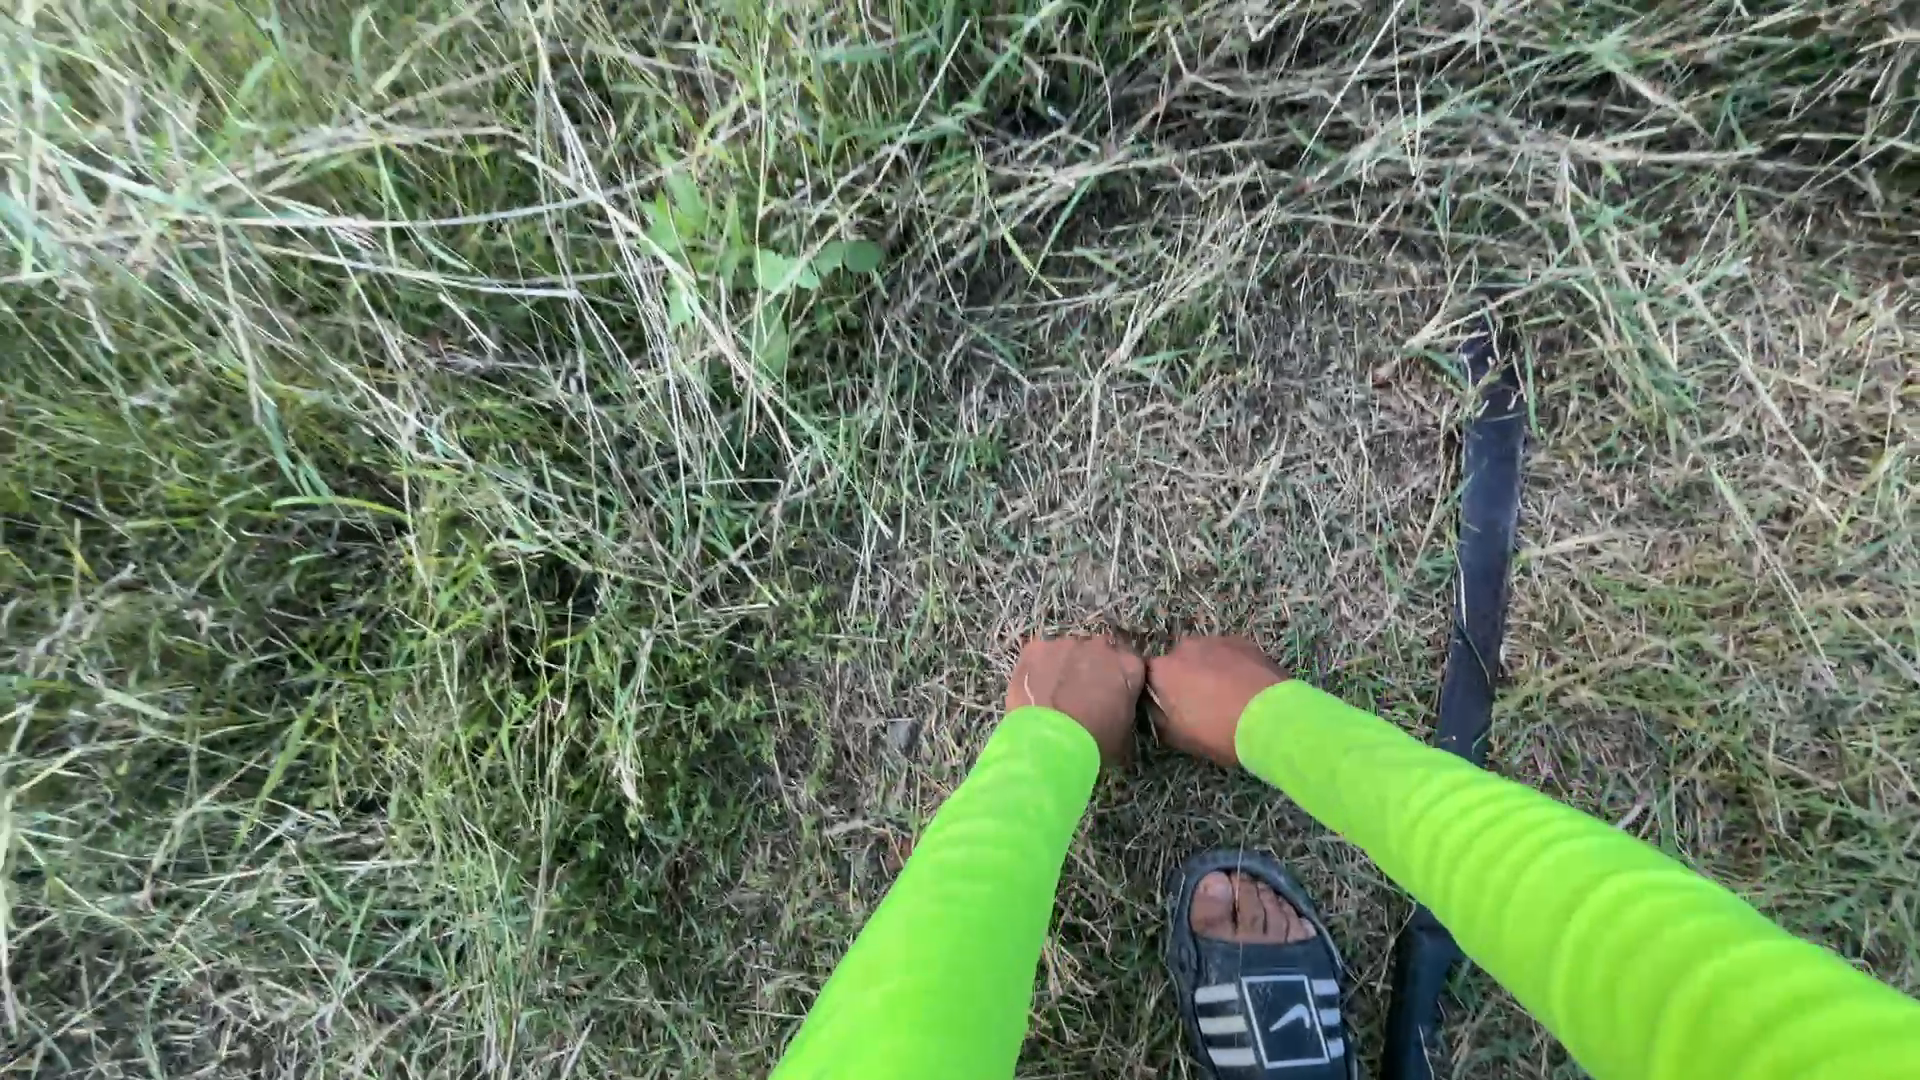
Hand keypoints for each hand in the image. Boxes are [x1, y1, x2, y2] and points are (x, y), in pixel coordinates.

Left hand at [1006, 636, 1145, 767]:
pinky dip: (1039, 666)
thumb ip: (1123, 706)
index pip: (1128, 663)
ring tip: (1053, 691)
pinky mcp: (1037, 648)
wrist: (1050, 745)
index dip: (1117, 677)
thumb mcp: (1124, 731)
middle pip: (1098, 650)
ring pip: (1068, 649)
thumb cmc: (1095, 744)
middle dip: (1092, 665)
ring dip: (1065, 664)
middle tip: (1081, 691)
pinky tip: (1032, 687)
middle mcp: (1100, 646)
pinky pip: (1041, 653)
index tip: (1109, 691)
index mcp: (1128, 666)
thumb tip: (1114, 705)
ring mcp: (1066, 644)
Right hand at [1146, 636, 1287, 766]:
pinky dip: (1232, 665)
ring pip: (1204, 656)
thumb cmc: (1219, 731)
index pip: (1147, 676)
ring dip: (1209, 670)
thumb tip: (1154, 709)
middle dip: (1185, 678)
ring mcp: (1215, 641)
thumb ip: (1158, 719)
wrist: (1274, 718)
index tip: (1171, 707)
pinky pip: (1228, 653)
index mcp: (1162, 671)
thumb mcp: (1178, 737)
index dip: (1158, 691)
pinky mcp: (1242, 641)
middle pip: (1177, 663)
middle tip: (1201, 703)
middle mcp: (1183, 648)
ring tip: (1228, 694)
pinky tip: (1246, 686)